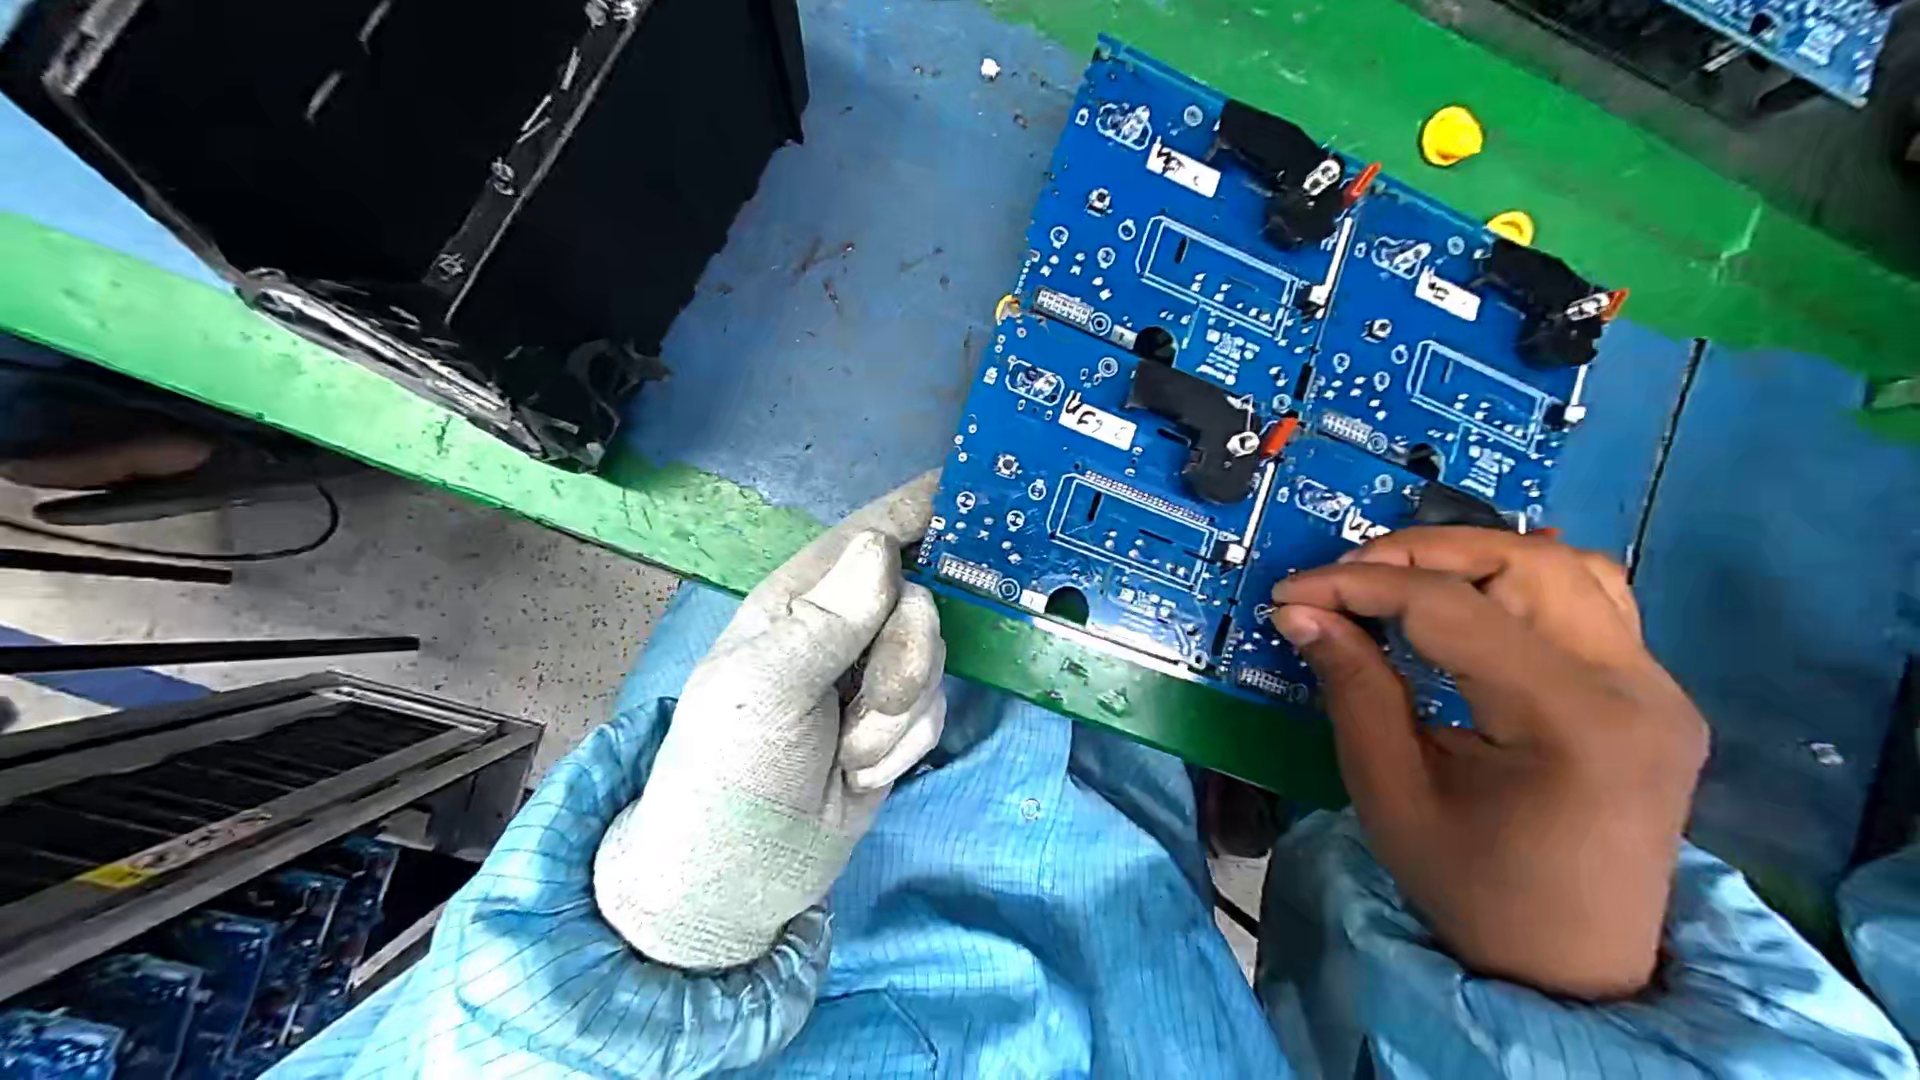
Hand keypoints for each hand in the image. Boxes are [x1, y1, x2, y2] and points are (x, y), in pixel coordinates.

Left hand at [594, 474, 945, 970]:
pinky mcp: (899, 723)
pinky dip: (905, 744)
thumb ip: (829, 619)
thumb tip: (884, 548)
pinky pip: (937, 709)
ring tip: (850, 754)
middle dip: (905, 658)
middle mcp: (845, 627)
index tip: (966, 488)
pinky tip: (862, 772)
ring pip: (934, 658)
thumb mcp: (765, 688)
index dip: (916, 508)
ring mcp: (875, 676)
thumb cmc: (730, 770)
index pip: (868, 534)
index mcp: (801, 600)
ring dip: (899, 713)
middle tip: (867, 708)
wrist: (741, 879)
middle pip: (920, 602)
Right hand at [1269, 526, 1707, 998]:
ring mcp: (1654, 683)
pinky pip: (1589, 595)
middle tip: (1341, 578)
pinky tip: (1469, 585)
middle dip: (1413, 553)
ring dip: (1467, 555)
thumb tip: (1299, 611)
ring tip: (1394, 580)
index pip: (1449, 607)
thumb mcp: (1388, 787)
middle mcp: (1634, 686)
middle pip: (1520, 562)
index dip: (1356, 585)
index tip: (1290, 592)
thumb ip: (1351, 684)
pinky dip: (1518, 573)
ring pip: (1562, 563)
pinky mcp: (1647, 687)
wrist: (1569, 959)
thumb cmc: (1468, 883)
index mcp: (1569, 722)